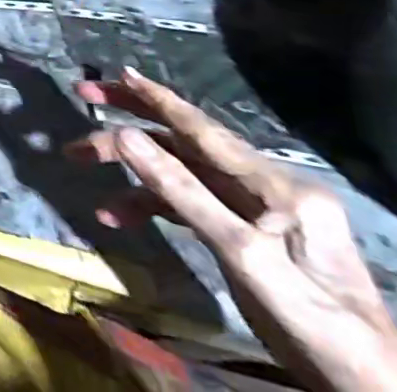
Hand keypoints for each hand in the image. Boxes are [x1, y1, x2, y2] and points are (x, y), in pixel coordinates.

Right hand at [66, 69, 396, 391]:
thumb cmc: (316, 325)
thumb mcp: (244, 258)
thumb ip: (183, 193)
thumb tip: (126, 136)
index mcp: (278, 186)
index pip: (204, 131)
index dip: (158, 99)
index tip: (119, 71)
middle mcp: (269, 188)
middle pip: (187, 144)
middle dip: (131, 122)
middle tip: (85, 95)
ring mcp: (258, 212)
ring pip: (182, 173)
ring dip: (132, 170)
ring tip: (80, 161)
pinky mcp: (248, 235)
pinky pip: (190, 204)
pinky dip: (151, 205)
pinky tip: (116, 216)